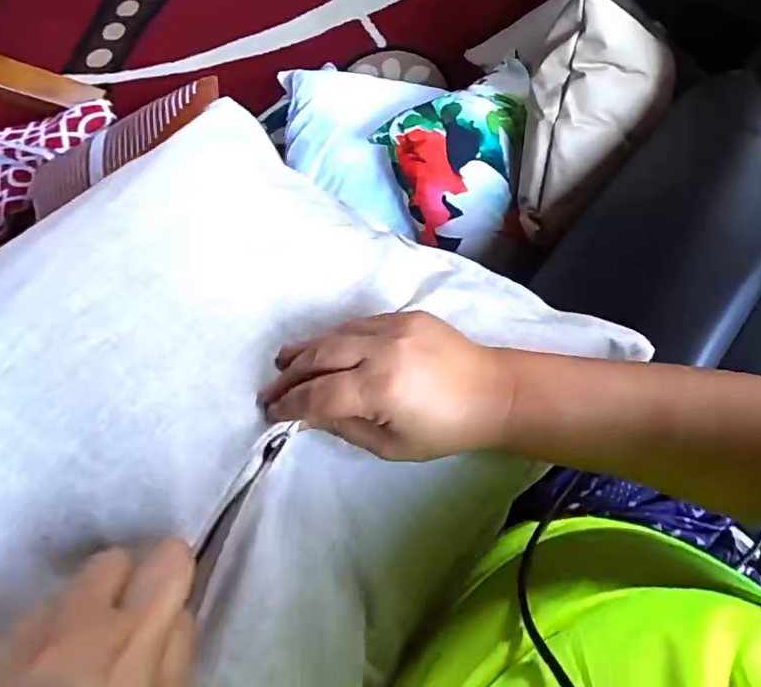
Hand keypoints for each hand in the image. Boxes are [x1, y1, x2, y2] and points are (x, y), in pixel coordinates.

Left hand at [0, 540, 197, 686]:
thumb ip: (175, 655)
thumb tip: (174, 619)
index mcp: (133, 634)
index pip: (170, 554)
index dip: (171, 577)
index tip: (165, 605)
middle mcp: (73, 621)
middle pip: (109, 562)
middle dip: (118, 588)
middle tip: (117, 634)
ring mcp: (12, 644)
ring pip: (54, 599)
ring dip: (65, 622)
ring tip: (61, 668)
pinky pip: (6, 638)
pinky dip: (20, 656)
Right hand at [259, 312, 514, 461]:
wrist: (492, 390)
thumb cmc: (445, 429)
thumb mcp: (392, 445)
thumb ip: (346, 426)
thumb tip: (310, 412)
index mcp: (380, 387)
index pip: (319, 394)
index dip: (290, 405)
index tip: (270, 414)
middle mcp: (383, 349)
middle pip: (322, 356)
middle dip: (290, 374)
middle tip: (269, 390)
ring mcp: (397, 326)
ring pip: (339, 333)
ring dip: (309, 347)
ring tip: (284, 361)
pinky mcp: (409, 315)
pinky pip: (363, 323)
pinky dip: (339, 335)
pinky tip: (325, 345)